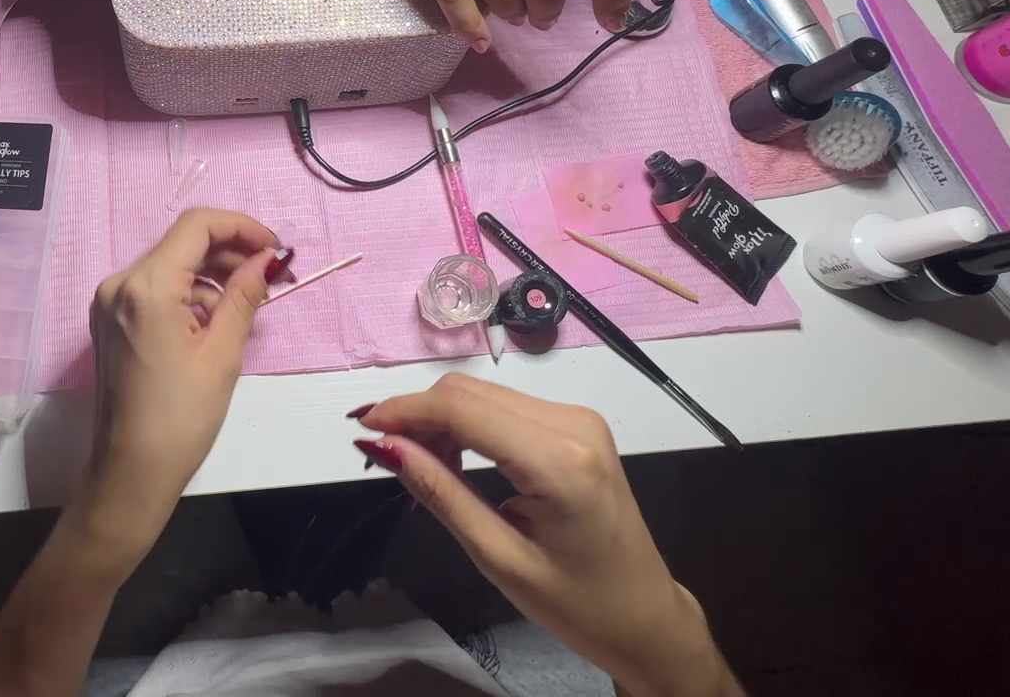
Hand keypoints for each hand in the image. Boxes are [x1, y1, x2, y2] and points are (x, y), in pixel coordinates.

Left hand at [82, 208, 284, 544]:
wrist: (130, 472)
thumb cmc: (181, 418)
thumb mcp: (223, 353)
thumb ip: (245, 295)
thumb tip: (268, 259)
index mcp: (146, 286)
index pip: (197, 226)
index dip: (242, 227)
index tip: (275, 248)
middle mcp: (120, 282)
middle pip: (183, 242)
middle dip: (231, 251)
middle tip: (272, 274)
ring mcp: (109, 300)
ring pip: (171, 263)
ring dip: (212, 273)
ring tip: (249, 300)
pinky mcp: (109, 317)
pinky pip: (156, 287)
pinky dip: (189, 292)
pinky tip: (216, 318)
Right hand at [353, 376, 740, 696]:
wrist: (647, 617)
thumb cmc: (576, 604)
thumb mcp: (497, 557)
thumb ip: (439, 491)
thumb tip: (382, 444)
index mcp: (559, 461)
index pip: (461, 410)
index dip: (405, 410)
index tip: (362, 427)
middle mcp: (570, 422)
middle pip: (468, 392)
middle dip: (417, 414)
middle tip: (385, 453)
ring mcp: (576, 417)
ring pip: (480, 393)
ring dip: (439, 418)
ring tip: (420, 462)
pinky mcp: (574, 421)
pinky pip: (501, 404)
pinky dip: (465, 422)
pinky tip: (453, 455)